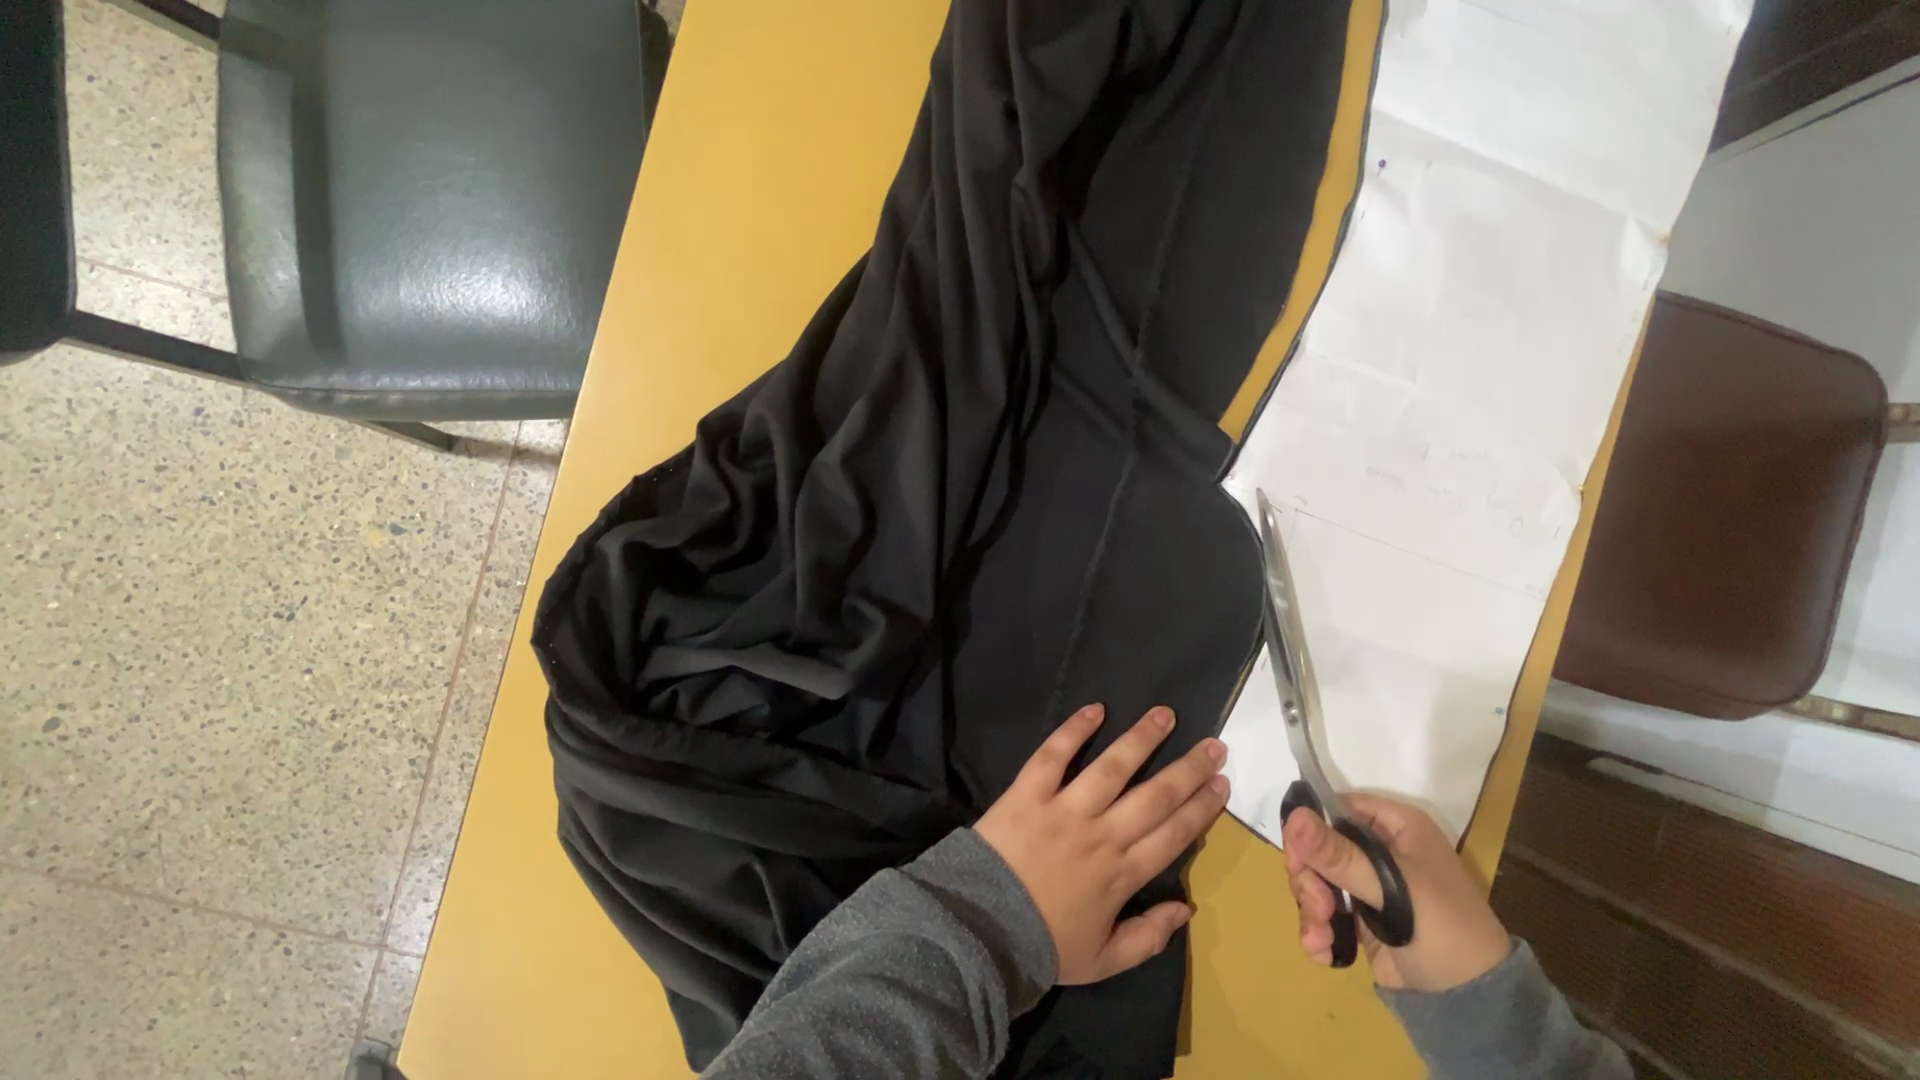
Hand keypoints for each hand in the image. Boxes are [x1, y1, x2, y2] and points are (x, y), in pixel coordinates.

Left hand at [975, 703, 1229, 984]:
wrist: (980, 930)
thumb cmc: (1043, 944)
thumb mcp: (1104, 960)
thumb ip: (1148, 937)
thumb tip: (1186, 909)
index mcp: (1123, 873)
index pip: (1174, 834)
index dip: (1201, 807)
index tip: (1222, 783)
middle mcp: (1102, 834)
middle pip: (1155, 796)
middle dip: (1188, 769)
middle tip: (1214, 745)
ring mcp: (1064, 809)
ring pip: (1112, 768)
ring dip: (1141, 739)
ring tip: (1164, 715)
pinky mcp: (1027, 793)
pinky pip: (1053, 755)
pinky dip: (1073, 730)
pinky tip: (1095, 709)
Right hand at [1284, 794, 1510, 991]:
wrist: (1470, 1001)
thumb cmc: (1443, 930)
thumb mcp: (1391, 890)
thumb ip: (1339, 854)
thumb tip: (1294, 816)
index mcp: (1396, 827)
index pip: (1336, 808)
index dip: (1309, 829)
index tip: (1298, 860)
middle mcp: (1379, 849)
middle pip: (1318, 847)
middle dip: (1309, 880)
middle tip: (1318, 906)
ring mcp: (1367, 884)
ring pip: (1315, 880)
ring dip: (1310, 909)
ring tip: (1321, 938)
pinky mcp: (1358, 916)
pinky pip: (1322, 910)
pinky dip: (1316, 929)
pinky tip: (1322, 950)